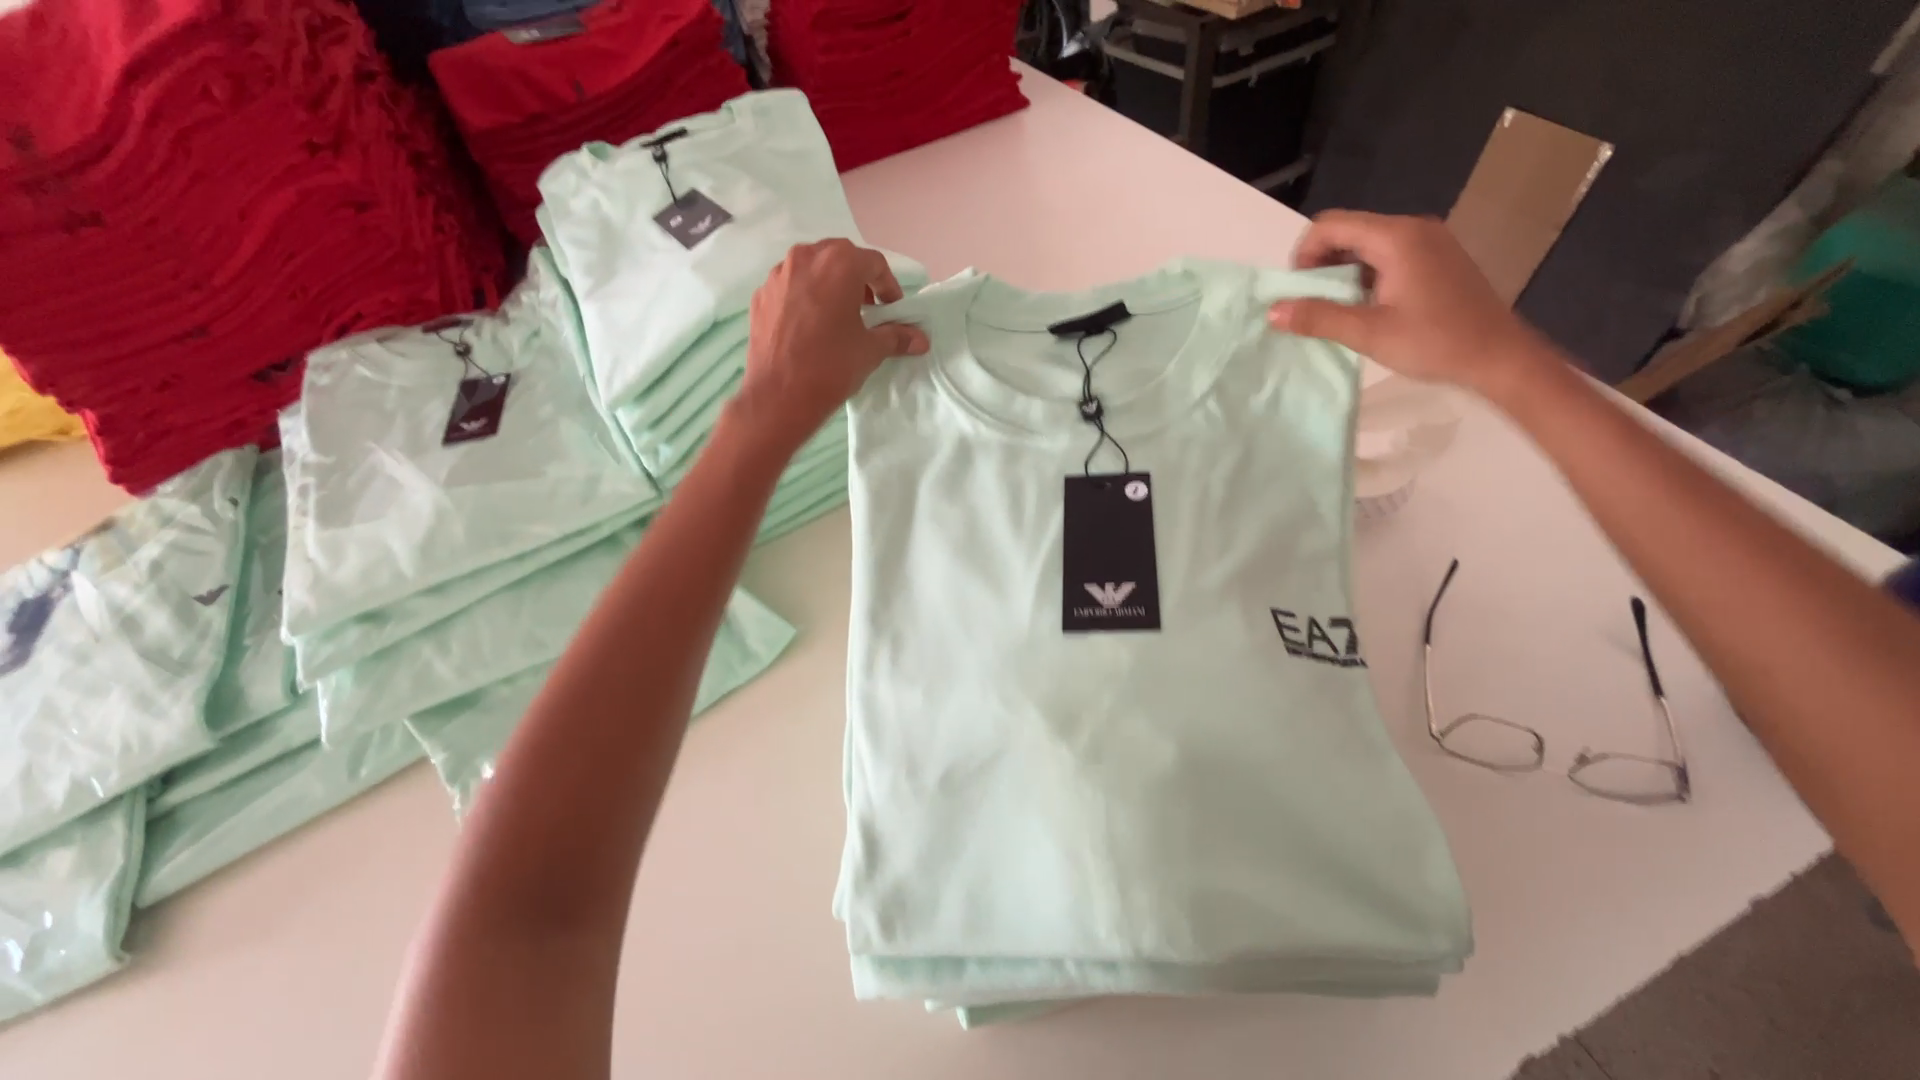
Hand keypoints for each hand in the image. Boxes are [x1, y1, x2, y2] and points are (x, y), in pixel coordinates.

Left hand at [732, 239, 928, 448]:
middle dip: (857, 280)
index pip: (874, 263)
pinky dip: (804, 298)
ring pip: (812, 269)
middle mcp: (806, 258)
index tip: (892, 310)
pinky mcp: (761, 295)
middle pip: (840, 258)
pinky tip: (809, 327)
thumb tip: (920, 339)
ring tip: (837, 316)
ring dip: (829, 285)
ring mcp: (778, 275)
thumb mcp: (871, 350)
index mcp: (839, 263)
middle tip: (867, 309)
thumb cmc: (832, 366)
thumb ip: (897, 336)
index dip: (888, 286)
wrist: (779, 396)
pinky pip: (790, 287)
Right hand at [1266, 211, 1555, 401]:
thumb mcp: (1369, 333)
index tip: (1297, 291)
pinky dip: (1367, 276)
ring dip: (1343, 273)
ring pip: (1368, 245)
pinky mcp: (1438, 259)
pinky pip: (1389, 255)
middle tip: (1312, 304)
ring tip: (1337, 311)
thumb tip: (1273, 310)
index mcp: (1396, 237)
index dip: (1303, 254)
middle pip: (1349, 231)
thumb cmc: (1435, 342)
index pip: (1330, 225)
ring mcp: (1430, 241)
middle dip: (1321, 264)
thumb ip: (1319, 318)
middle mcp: (1413, 228)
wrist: (1500, 357)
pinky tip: (1368, 308)